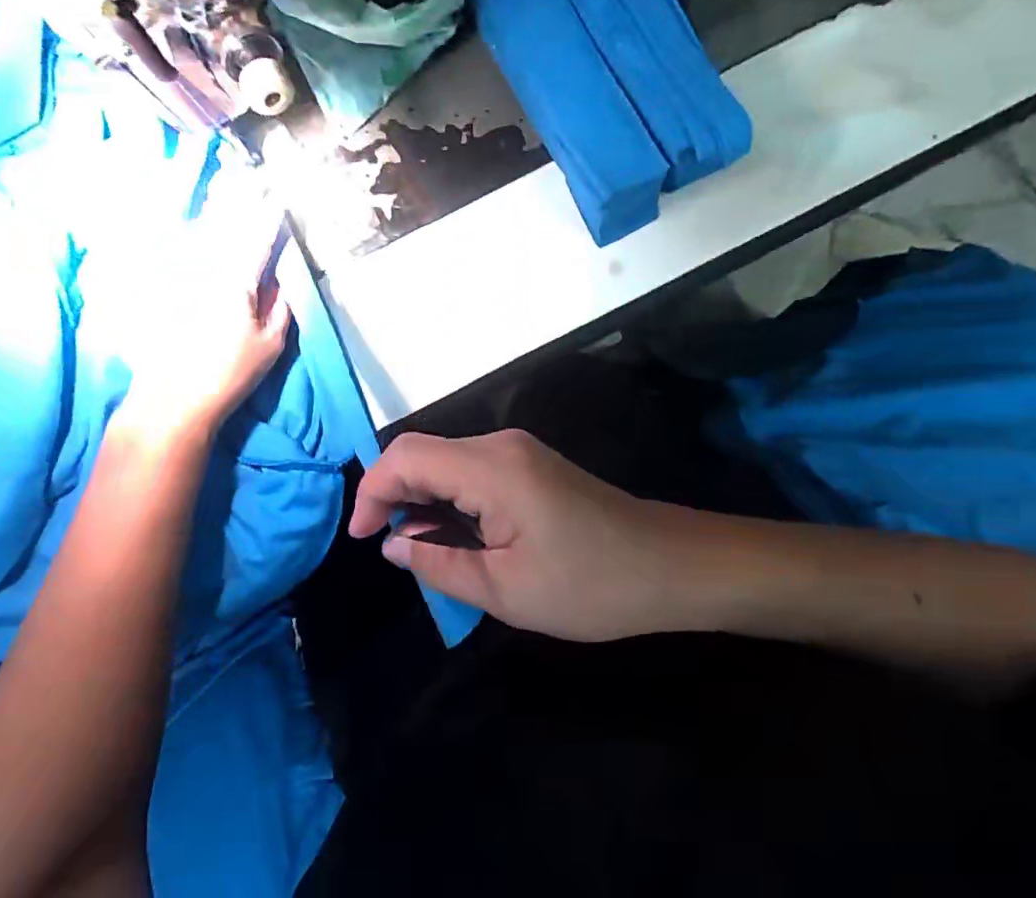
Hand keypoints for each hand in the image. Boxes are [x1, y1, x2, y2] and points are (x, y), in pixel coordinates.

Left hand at [102, 191, 291, 435]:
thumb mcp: (270, 343)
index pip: (259, 236)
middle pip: (224, 223)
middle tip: (251, 178)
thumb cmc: (229, 374)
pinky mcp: (158, 286)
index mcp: (237, 279)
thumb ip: (279, 304)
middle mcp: (204, 266)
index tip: (279, 193)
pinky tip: (195, 227)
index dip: (271, 213)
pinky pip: (177, 251)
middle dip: (239, 198)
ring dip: (214, 212)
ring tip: (225, 189)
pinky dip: (190, 236)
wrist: (170, 400)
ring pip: (199, 232)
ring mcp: (177, 274)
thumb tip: (278, 277)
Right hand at [349, 430, 714, 642]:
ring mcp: (519, 452)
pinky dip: (448, 497)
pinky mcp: (532, 465)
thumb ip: (439, 564)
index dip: (373, 492)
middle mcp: (501, 446)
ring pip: (446, 460)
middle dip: (392, 494)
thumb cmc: (591, 585)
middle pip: (423, 452)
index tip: (363, 538)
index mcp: (491, 469)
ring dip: (420, 497)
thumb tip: (393, 544)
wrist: (672, 566)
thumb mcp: (506, 590)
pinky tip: (452, 534)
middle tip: (385, 546)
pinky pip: (471, 470)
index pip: (406, 457)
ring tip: (414, 547)